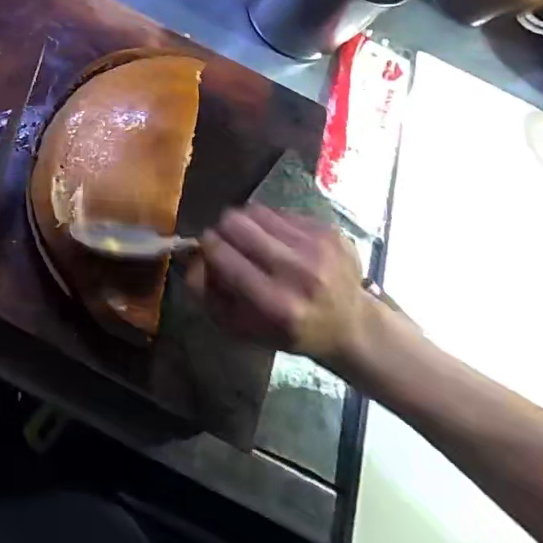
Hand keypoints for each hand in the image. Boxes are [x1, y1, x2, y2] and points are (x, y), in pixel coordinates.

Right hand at [189, 205, 376, 366]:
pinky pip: (282, 212)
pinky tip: (280, 241)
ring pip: (258, 212)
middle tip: (227, 239)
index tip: (207, 247)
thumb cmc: (291, 331)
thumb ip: (210, 297)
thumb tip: (192, 259)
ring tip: (253, 238)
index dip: (208, 246)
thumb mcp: (245, 329)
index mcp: (276, 304)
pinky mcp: (328, 229)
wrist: (350, 323)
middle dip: (224, 229)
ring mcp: (317, 246)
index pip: (224, 257)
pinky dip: (273, 223)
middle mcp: (298, 271)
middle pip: (238, 224)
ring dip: (247, 222)